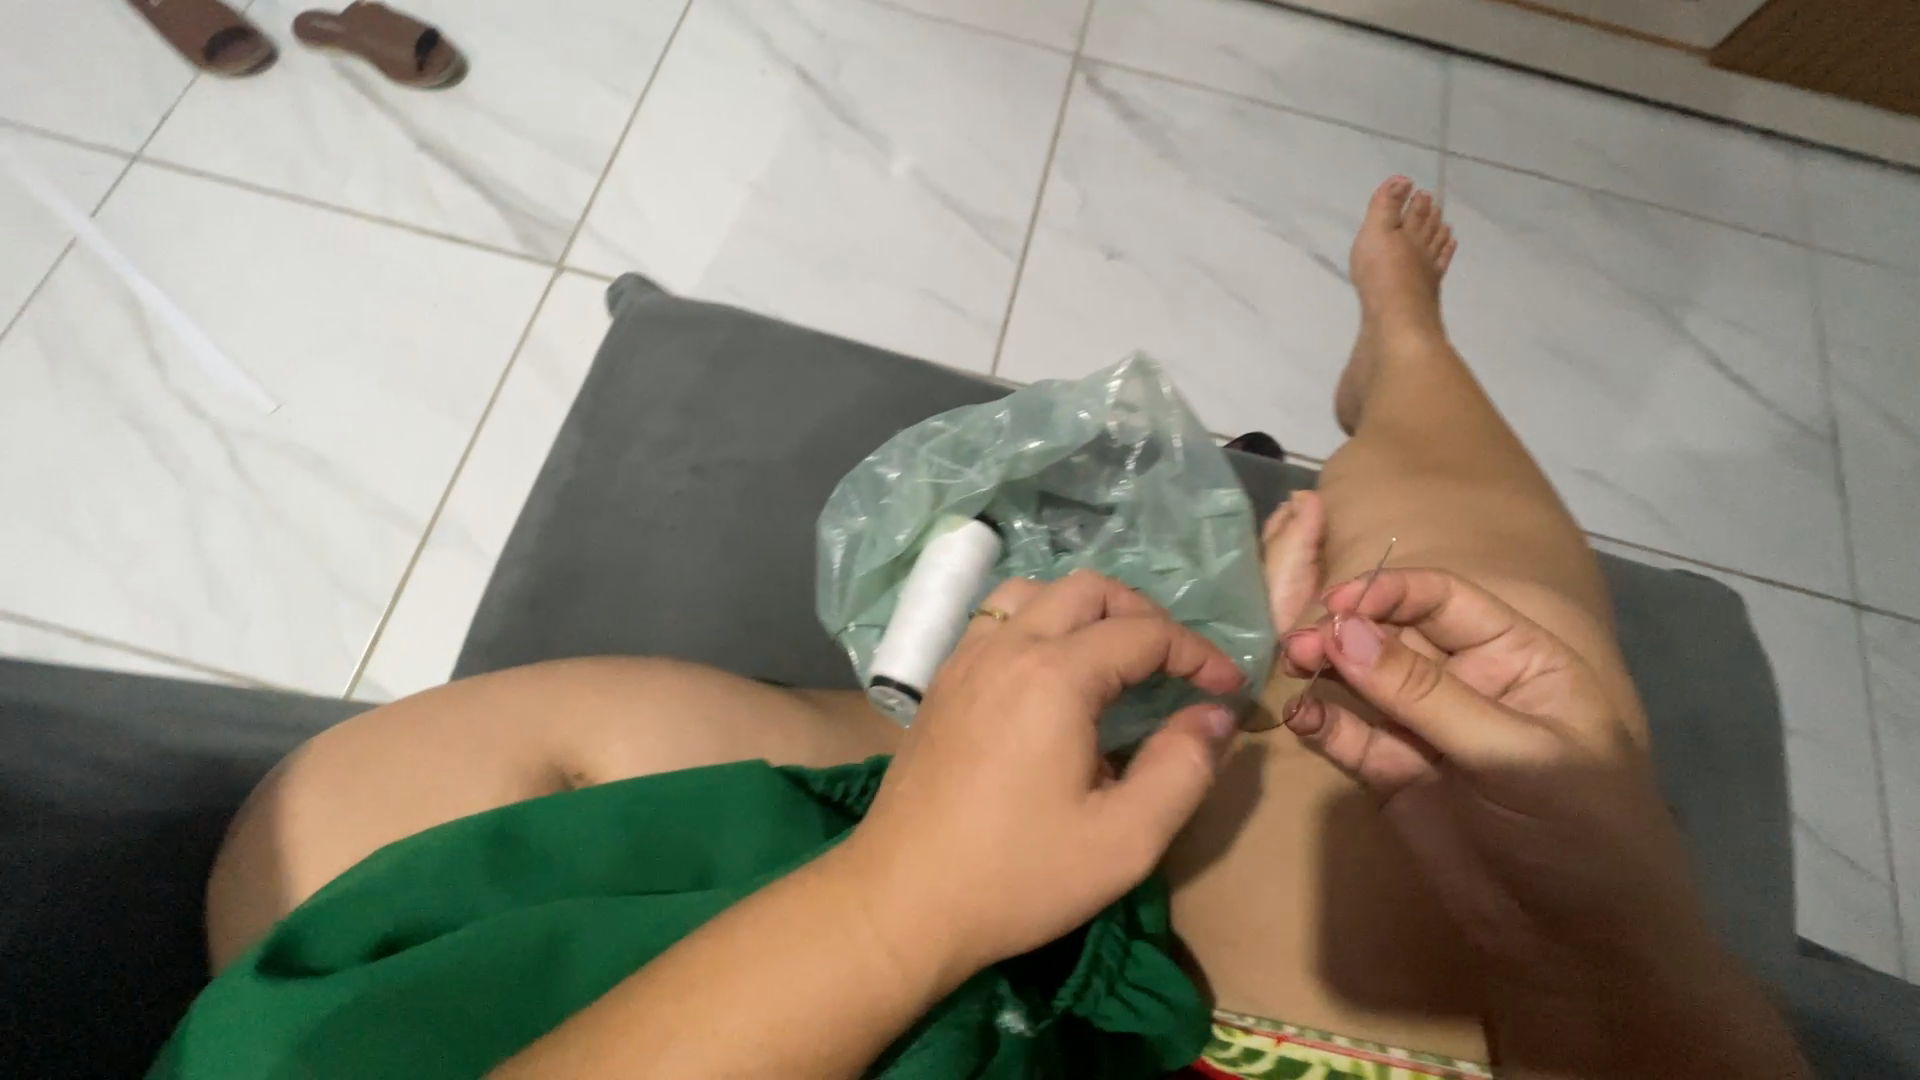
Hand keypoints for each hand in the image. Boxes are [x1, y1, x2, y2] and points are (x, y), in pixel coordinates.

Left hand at [843, 570, 1245, 981]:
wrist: (902, 898)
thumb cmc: (1018, 875)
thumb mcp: (1125, 839)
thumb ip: (1184, 767)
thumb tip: (1215, 714)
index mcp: (1054, 675)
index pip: (1144, 633)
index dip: (1197, 653)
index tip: (1227, 689)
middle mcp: (1007, 647)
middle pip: (1087, 590)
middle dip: (1144, 615)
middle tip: (1174, 664)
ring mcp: (965, 658)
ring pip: (1033, 593)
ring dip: (1084, 609)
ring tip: (1113, 655)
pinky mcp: (942, 680)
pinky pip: (995, 620)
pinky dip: (1037, 622)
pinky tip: (1049, 672)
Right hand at [1278, 569, 1711, 984]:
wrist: (1579, 950)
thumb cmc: (1580, 834)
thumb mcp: (1512, 754)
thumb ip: (1422, 692)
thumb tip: (1340, 630)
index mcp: (1516, 659)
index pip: (1443, 601)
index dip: (1388, 593)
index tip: (1334, 604)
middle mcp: (1464, 683)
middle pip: (1390, 635)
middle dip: (1343, 632)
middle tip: (1298, 646)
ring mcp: (1422, 728)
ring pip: (1360, 680)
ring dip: (1323, 669)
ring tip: (1291, 670)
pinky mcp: (1389, 771)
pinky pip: (1346, 733)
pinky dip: (1319, 721)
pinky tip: (1301, 720)